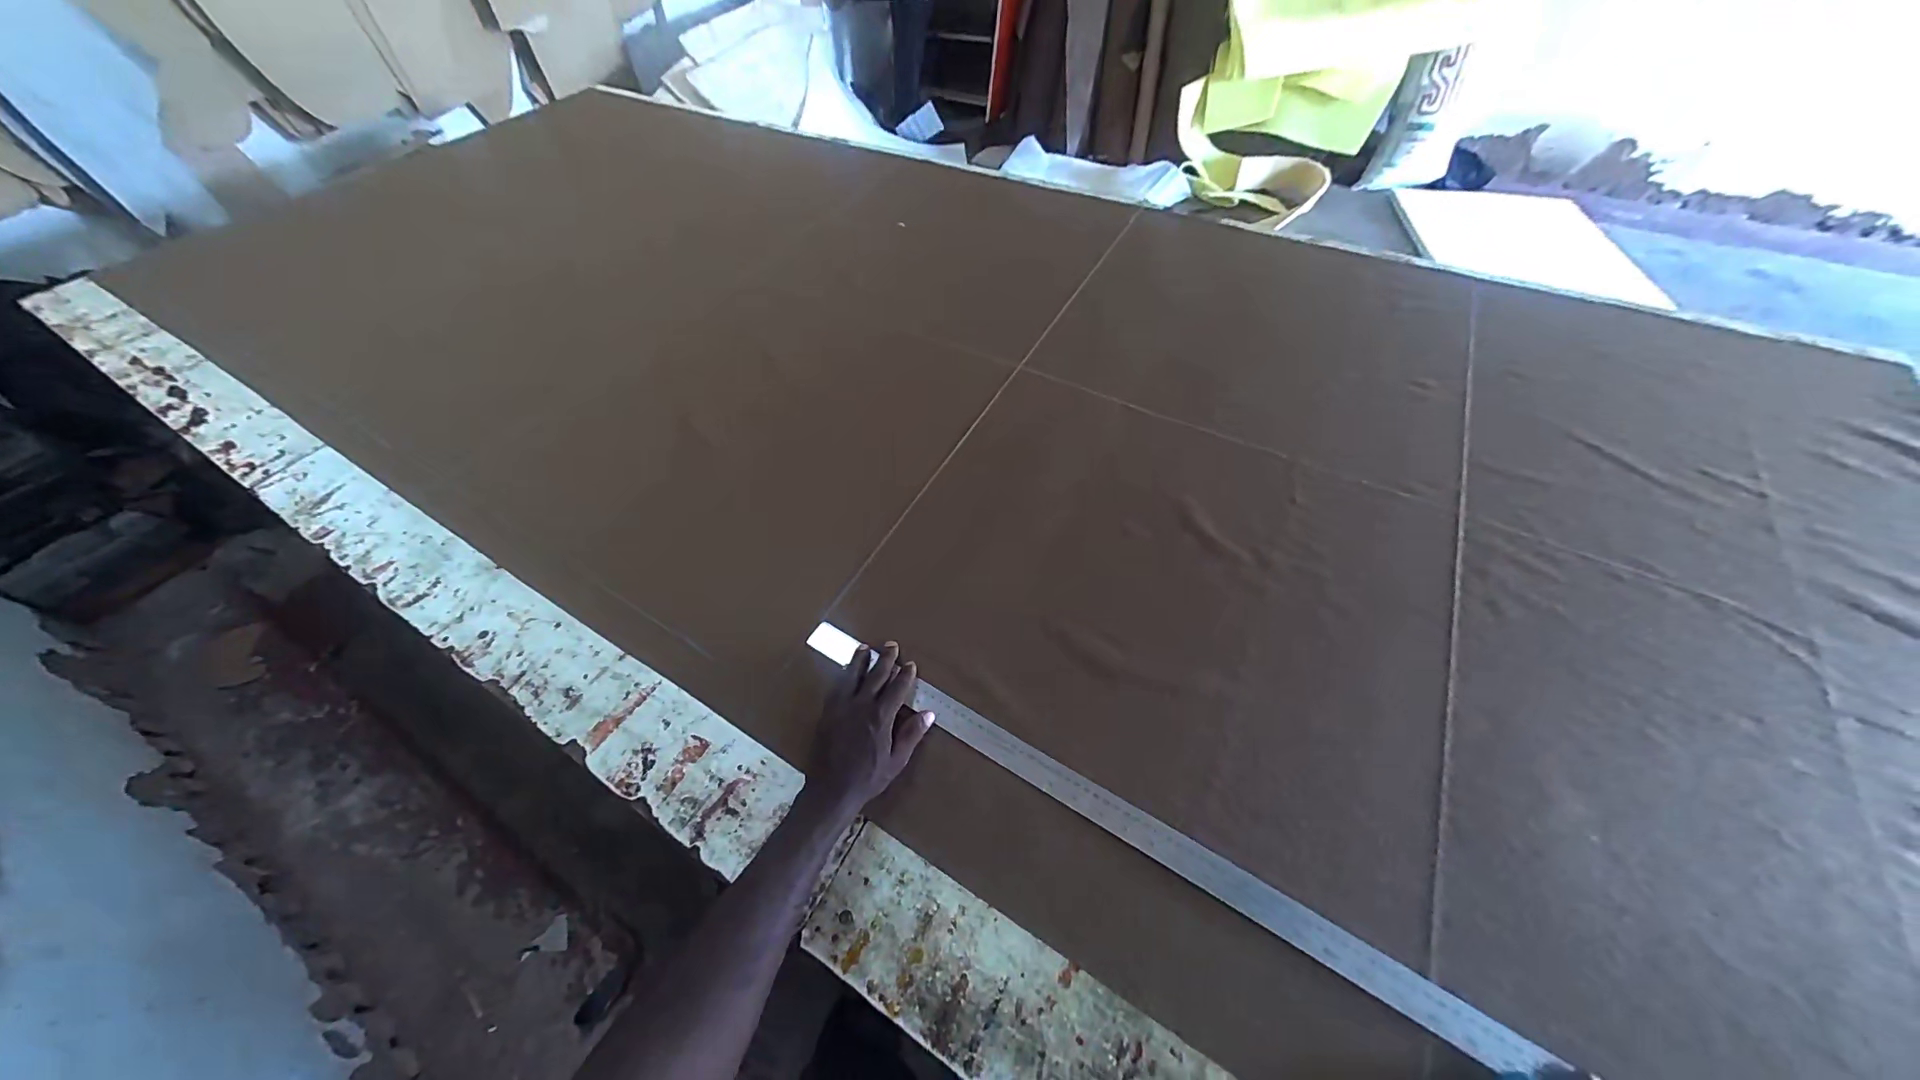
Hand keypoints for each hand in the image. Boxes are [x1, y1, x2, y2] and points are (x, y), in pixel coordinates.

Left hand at [801, 641, 934, 819]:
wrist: (831, 790)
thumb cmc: (868, 778)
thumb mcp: (896, 761)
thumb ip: (911, 735)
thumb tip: (928, 714)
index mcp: (880, 717)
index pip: (896, 688)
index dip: (905, 675)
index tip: (910, 664)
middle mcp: (860, 706)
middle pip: (875, 676)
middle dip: (885, 659)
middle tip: (891, 645)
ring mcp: (841, 707)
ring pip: (852, 676)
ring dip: (860, 660)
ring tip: (865, 648)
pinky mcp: (827, 713)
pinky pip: (837, 687)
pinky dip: (844, 675)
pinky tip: (846, 671)